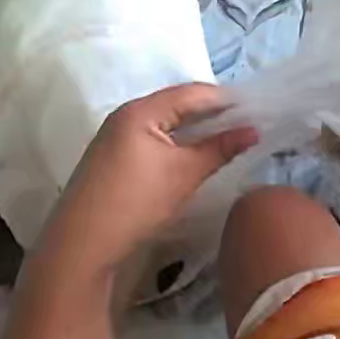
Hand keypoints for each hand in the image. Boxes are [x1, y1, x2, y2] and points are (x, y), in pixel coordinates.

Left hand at [38, 83, 258, 273]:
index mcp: (141, 111)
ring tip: (230, 134)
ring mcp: (118, 134)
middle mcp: (127, 114)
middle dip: (214, 111)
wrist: (81, 245)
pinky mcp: (116, 153)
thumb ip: (221, 148)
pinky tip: (199, 148)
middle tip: (248, 121)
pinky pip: (156, 133)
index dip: (226, 99)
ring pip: (167, 119)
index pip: (192, 93)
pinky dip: (181, 137)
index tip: (257, 108)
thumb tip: (255, 130)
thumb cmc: (136, 203)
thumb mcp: (185, 173)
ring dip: (198, 125)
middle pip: (178, 102)